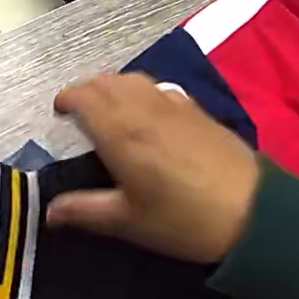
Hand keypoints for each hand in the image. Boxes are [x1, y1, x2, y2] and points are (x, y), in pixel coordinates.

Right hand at [45, 72, 261, 263]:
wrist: (248, 206)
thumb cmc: (181, 218)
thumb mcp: (128, 221)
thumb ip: (86, 210)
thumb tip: (50, 209)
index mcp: (123, 132)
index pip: (87, 97)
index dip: (69, 97)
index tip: (59, 110)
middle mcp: (145, 108)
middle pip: (109, 81)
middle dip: (88, 88)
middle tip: (78, 108)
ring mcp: (174, 104)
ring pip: (135, 78)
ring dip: (114, 84)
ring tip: (107, 105)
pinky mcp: (196, 107)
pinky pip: (159, 85)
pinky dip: (142, 88)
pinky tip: (146, 108)